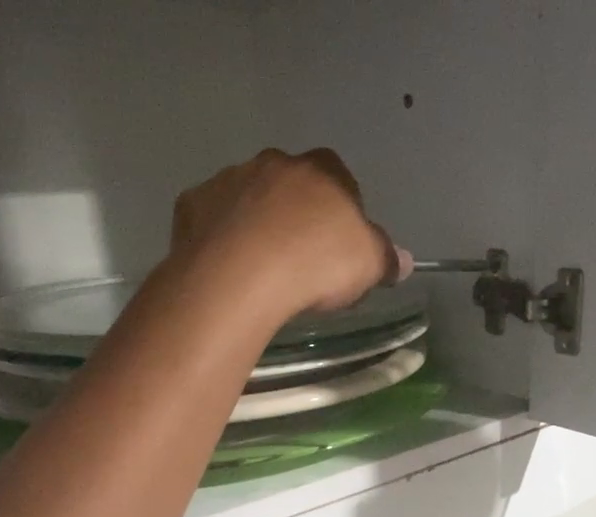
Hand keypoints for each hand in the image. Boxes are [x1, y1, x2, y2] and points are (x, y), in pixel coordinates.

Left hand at [171, 148, 411, 319]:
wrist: (239, 275)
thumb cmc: (315, 263)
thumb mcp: (369, 265)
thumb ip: (386, 258)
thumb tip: (403, 260)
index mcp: (322, 171)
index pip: (340, 178)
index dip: (343, 210)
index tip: (341, 245)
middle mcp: (274, 163)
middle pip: (291, 185)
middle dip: (296, 213)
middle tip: (302, 257)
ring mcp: (228, 180)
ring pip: (248, 198)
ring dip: (256, 223)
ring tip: (262, 269)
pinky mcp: (192, 205)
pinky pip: (213, 219)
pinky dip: (221, 238)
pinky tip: (229, 269)